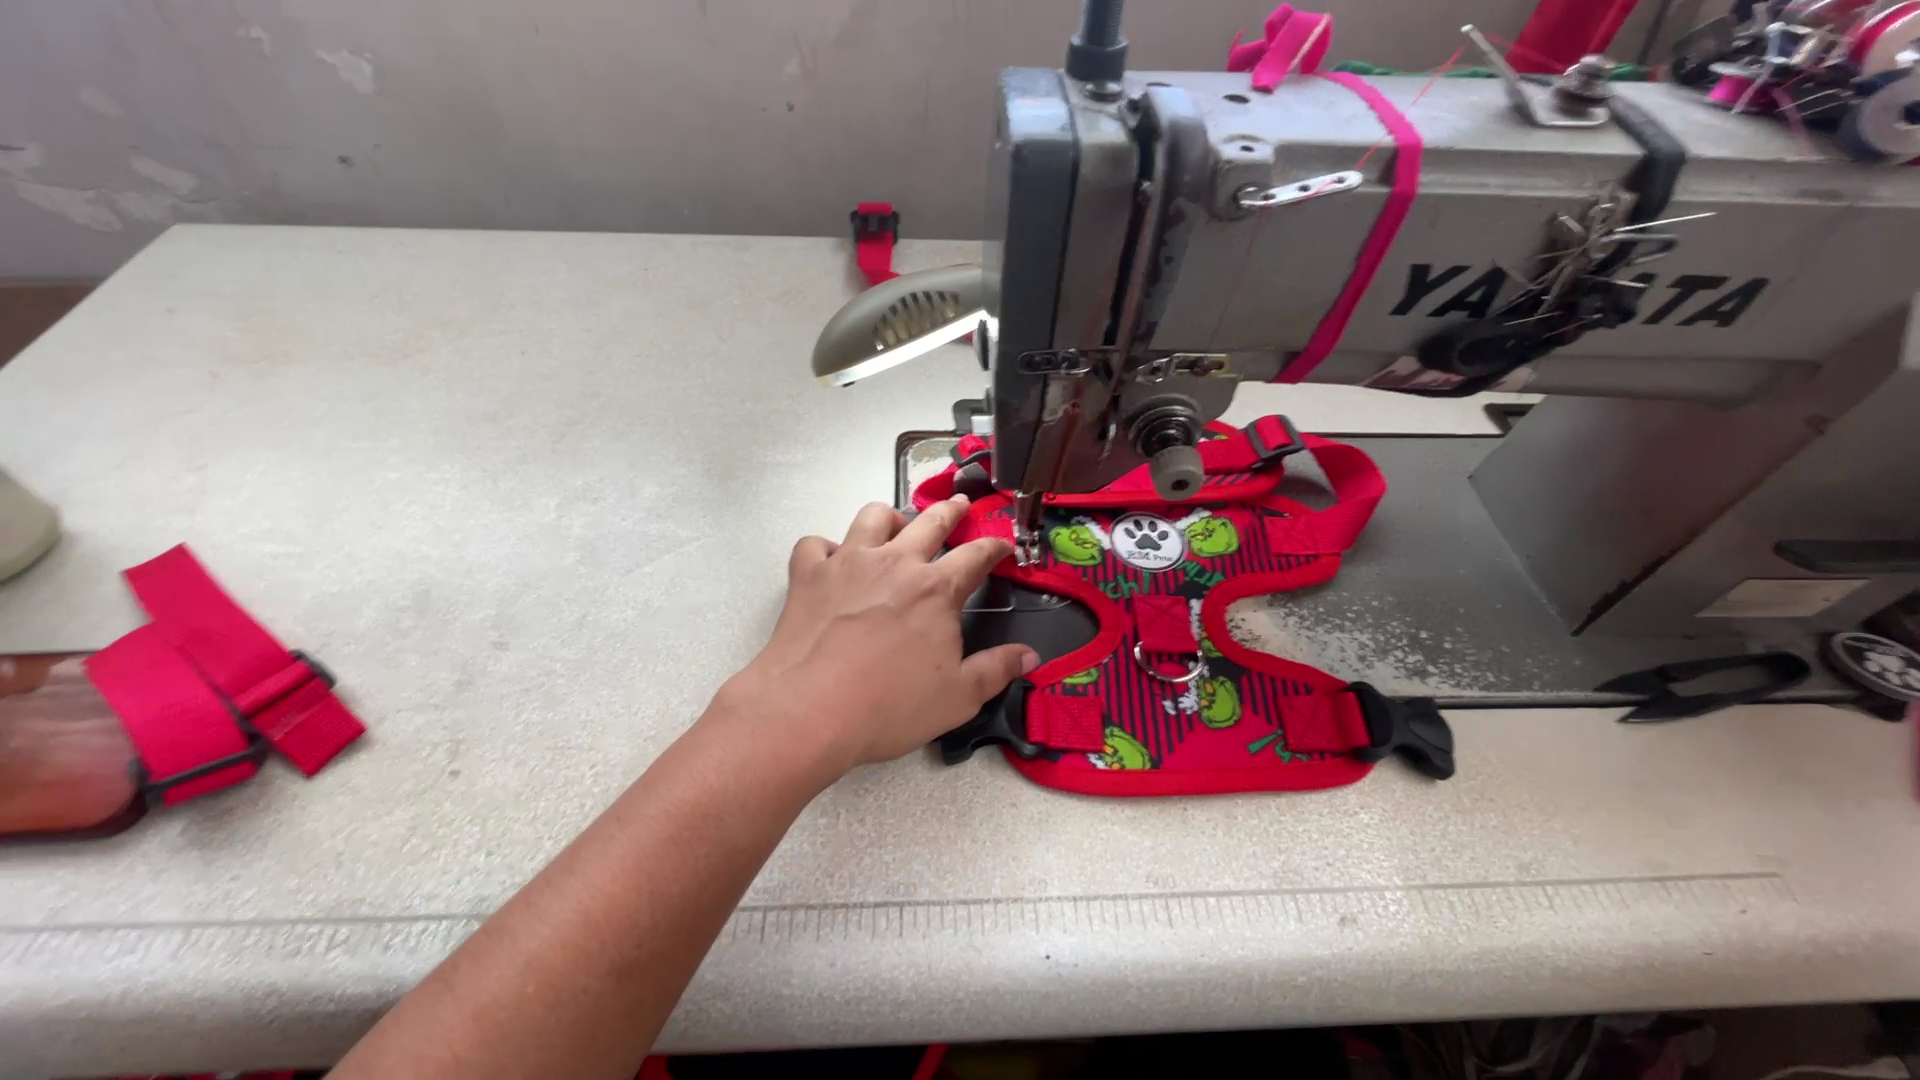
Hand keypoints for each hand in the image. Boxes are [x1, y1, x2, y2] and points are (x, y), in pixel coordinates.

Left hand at [718, 496, 1038, 774]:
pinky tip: (831, 559)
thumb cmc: (889, 706)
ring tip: (895, 522)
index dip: (995, 547)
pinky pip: (816, 543)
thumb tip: (1029, 656)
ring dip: (890, 516)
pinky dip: (826, 547)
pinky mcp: (808, 574)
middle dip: (950, 511)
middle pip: (930, 521)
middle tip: (960, 505)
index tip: (1003, 544)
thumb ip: (997, 670)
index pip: (976, 555)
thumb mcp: (959, 697)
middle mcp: (895, 563)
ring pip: (873, 517)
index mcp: (936, 589)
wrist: (811, 709)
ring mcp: (848, 563)